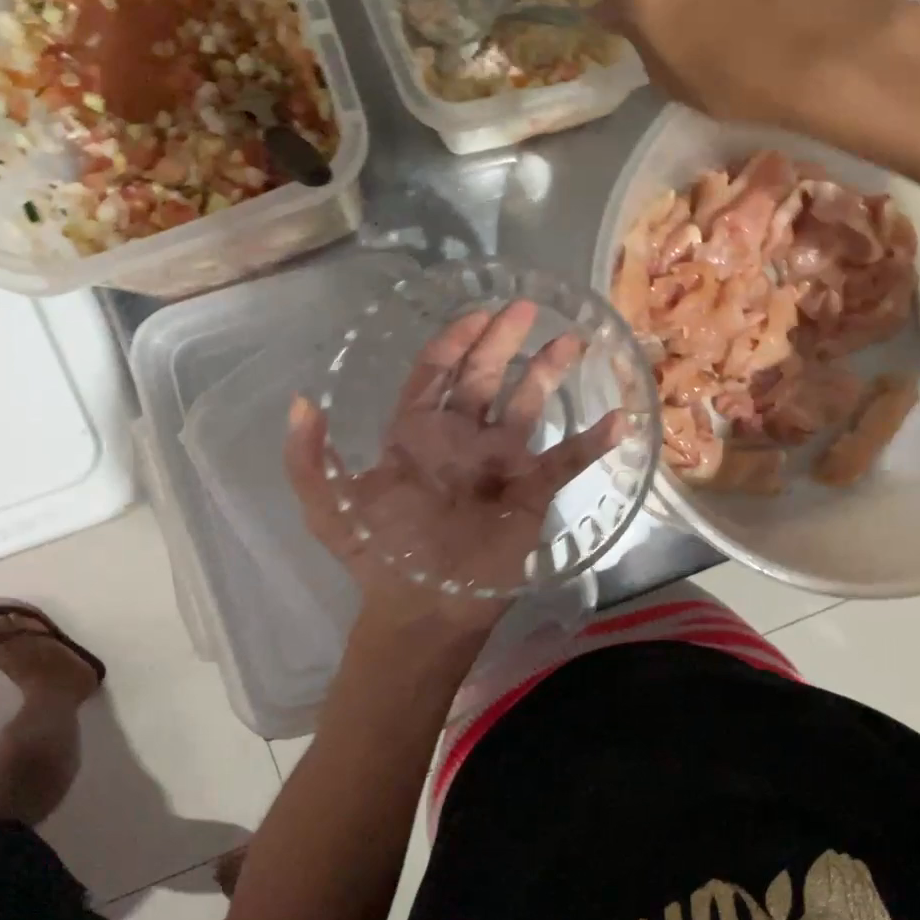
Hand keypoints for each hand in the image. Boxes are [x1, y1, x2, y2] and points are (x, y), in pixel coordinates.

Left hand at [284, 300, 626, 639]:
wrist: (423, 611)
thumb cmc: (380, 558)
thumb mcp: (331, 511)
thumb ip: (309, 459)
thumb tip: (302, 401)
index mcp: (416, 434)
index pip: (437, 372)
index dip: (456, 339)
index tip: (478, 313)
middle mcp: (461, 439)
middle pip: (485, 376)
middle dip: (504, 340)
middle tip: (527, 308)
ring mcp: (500, 462)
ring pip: (529, 404)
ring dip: (550, 372)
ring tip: (572, 341)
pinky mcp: (531, 490)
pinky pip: (566, 459)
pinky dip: (592, 441)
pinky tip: (617, 419)